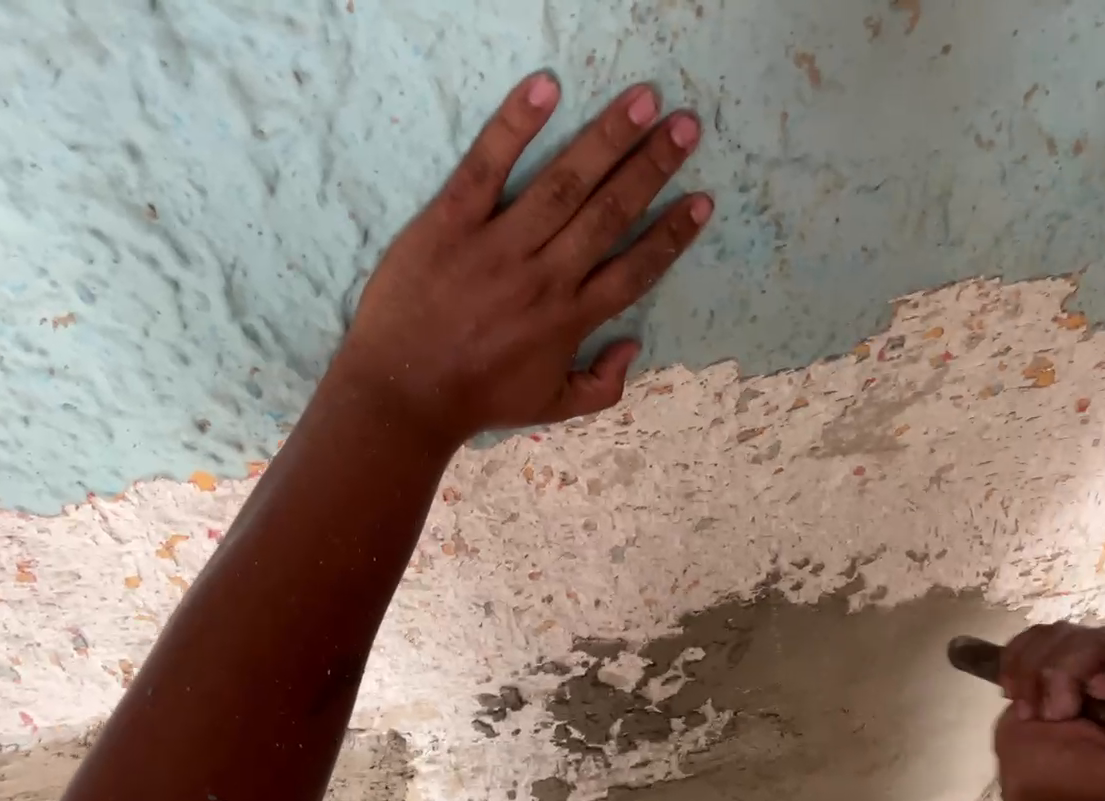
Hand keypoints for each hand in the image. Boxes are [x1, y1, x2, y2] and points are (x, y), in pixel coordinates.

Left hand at [331, 74, 712, 445]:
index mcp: (573, 319)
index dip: (672, 234)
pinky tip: (547, 88)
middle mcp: (547, 276)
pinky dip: (515, 127)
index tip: (701, 201)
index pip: (636, 268)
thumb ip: (603, 385)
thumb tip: (634, 346)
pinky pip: (487, 167)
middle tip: (686, 126)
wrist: (403, 393)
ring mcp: (499, 245)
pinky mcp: (451, 222)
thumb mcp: (552, 407)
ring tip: (644, 101)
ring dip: (608, 138)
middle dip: (653, 167)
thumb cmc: (479, 399)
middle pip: (611, 213)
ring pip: (565, 184)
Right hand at [993, 623, 1104, 800]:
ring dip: (1035, 671)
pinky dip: (1016, 660)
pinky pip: (1036, 634)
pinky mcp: (1055, 652)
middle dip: (1065, 673)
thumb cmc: (1079, 787)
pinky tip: (1015, 693)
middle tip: (1053, 715)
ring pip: (1066, 633)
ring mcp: (1094, 661)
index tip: (1098, 692)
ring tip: (1033, 712)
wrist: (1027, 781)